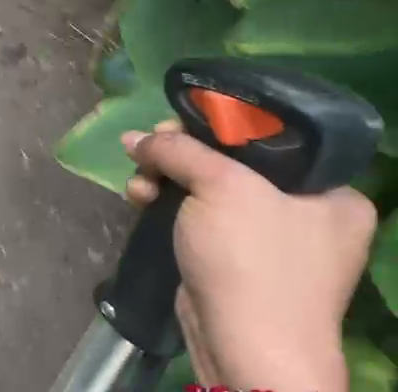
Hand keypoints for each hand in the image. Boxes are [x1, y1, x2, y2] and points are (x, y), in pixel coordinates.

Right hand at [121, 123, 372, 391]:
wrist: (247, 341)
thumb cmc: (253, 259)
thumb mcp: (220, 186)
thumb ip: (178, 149)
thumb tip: (135, 138)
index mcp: (332, 194)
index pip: (269, 138)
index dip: (215, 126)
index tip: (174, 129)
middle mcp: (307, 211)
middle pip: (227, 158)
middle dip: (177, 155)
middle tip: (147, 156)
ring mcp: (270, 235)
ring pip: (203, 183)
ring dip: (162, 177)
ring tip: (139, 187)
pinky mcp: (235, 252)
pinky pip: (194, 210)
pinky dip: (164, 201)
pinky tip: (140, 201)